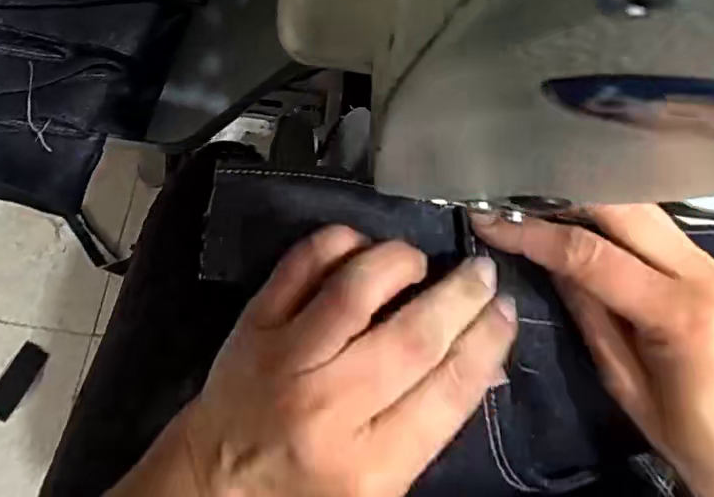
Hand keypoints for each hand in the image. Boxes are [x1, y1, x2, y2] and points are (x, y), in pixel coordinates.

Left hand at [109, 225, 517, 496]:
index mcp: (369, 466)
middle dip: (460, 296)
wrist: (208, 487)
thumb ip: (428, 425)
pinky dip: (340, 241)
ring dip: (400, 262)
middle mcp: (331, 407)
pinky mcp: (256, 322)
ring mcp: (288, 357)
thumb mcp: (377, 486)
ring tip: (419, 261)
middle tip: (483, 270)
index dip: (485, 342)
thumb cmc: (306, 490)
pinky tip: (361, 245)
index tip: (505, 309)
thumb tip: (487, 367)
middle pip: (412, 337)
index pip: (446, 392)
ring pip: (357, 288)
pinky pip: (304, 263)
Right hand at [472, 207, 713, 496]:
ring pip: (637, 203)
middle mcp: (702, 272)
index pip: (591, 252)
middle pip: (620, 205)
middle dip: (560, 194)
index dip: (534, 232)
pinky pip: (652, 221)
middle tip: (512, 199)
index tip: (492, 220)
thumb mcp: (633, 394)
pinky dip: (610, 211)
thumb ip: (591, 318)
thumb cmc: (709, 450)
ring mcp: (713, 261)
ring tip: (538, 204)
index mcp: (682, 315)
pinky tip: (583, 218)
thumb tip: (550, 262)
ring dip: (584, 196)